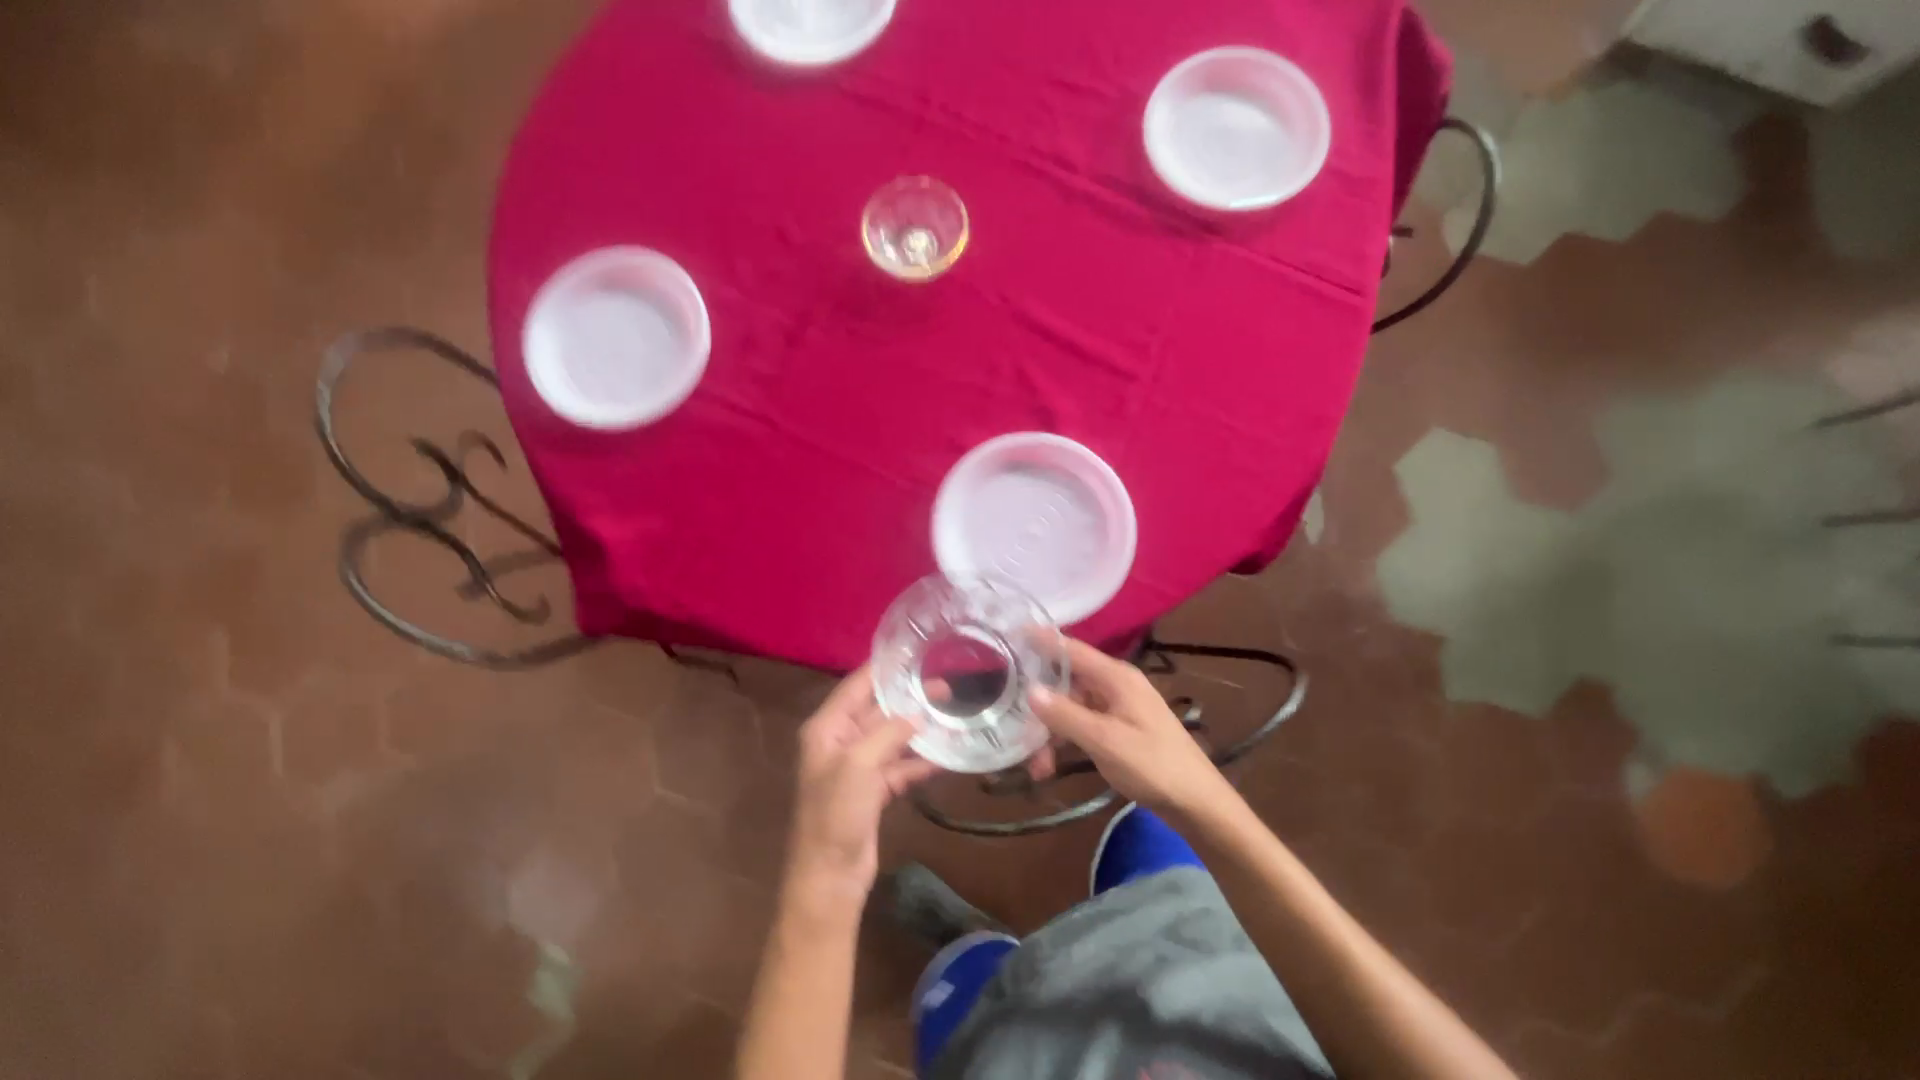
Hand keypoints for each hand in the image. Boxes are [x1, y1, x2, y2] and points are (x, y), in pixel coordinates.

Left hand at [785, 666, 941, 909]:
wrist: (830, 875)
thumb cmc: (835, 813)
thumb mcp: (859, 764)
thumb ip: (888, 732)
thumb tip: (917, 714)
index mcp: (827, 728)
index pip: (857, 685)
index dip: (885, 668)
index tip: (917, 652)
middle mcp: (841, 741)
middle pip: (878, 710)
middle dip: (910, 698)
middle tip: (948, 685)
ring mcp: (858, 767)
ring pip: (893, 738)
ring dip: (920, 730)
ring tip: (955, 714)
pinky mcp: (874, 791)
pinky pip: (901, 766)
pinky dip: (922, 760)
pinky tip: (950, 753)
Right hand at [1027, 638, 1232, 816]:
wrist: (1196, 802)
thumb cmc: (1153, 765)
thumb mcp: (1104, 741)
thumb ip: (1065, 715)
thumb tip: (1030, 690)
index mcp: (1116, 678)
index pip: (1071, 649)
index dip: (1041, 641)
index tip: (1011, 633)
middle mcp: (1116, 686)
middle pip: (1067, 683)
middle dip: (1039, 706)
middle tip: (1015, 731)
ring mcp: (1119, 708)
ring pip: (1071, 708)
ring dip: (1051, 733)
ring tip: (1037, 767)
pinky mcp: (1119, 730)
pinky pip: (1083, 726)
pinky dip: (1066, 742)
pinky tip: (1051, 766)